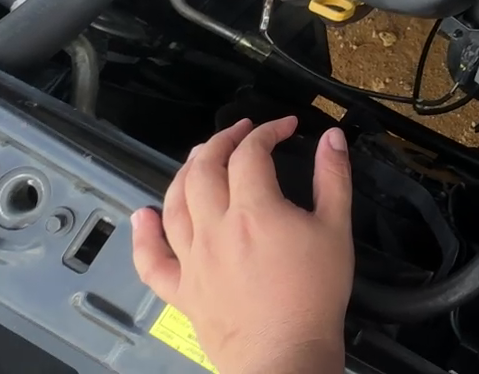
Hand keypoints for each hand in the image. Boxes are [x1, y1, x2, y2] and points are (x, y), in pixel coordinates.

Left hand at [132, 117, 353, 373]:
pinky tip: (142, 215)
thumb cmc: (316, 290)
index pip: (251, 154)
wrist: (285, 354)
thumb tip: (333, 138)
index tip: (287, 126)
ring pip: (173, 205)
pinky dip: (141, 234)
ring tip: (202, 156)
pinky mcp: (180, 290)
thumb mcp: (337, 226)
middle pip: (204, 170)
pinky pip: (150, 260)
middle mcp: (216, 230)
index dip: (268, 131)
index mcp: (255, 211)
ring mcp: (192, 261)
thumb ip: (333, 176)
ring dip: (186, 172)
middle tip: (243, 130)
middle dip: (222, 141)